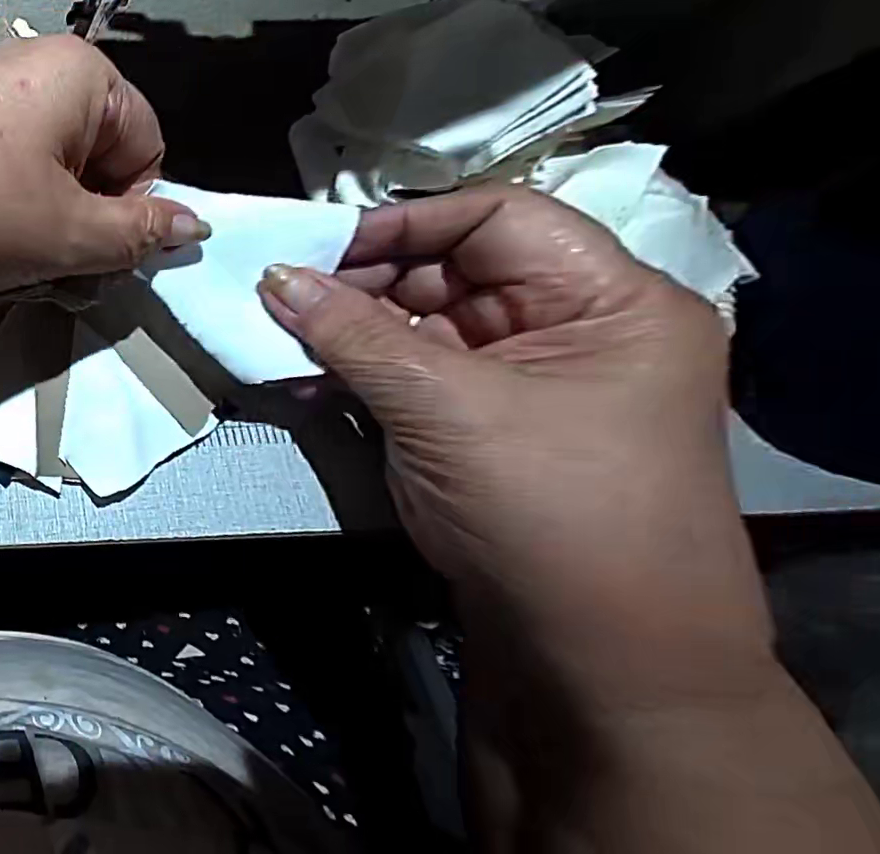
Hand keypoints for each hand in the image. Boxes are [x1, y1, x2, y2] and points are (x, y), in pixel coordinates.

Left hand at [0, 36, 206, 312]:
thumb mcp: (71, 233)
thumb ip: (143, 234)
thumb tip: (197, 228)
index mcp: (84, 73)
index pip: (150, 147)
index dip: (132, 207)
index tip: (95, 247)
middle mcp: (39, 67)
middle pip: (102, 156)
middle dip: (89, 217)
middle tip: (54, 261)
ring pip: (56, 171)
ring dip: (50, 222)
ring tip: (12, 255)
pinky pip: (13, 169)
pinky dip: (12, 209)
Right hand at [261, 187, 775, 697]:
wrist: (590, 662)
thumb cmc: (548, 514)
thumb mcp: (444, 409)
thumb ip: (352, 334)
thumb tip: (272, 275)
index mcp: (607, 301)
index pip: (499, 217)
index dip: (407, 222)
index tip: (322, 244)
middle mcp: (566, 325)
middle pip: (449, 268)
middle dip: (365, 281)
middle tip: (288, 294)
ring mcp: (517, 375)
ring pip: (418, 321)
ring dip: (351, 327)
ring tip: (285, 334)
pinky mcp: (475, 417)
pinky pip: (407, 369)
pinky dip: (358, 367)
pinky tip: (307, 374)